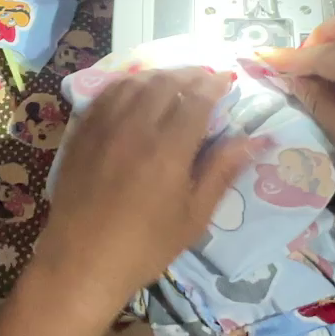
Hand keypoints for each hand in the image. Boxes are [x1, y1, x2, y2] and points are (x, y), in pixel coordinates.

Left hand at [34, 68, 257, 315]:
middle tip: (204, 77)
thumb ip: (221, 171)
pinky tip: (134, 90)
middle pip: (164, 83)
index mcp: (168, 149)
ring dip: (158, 75)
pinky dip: (125, 85)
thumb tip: (254, 140)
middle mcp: (134, 128)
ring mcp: (103, 128)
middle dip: (189, 74)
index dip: (214, 84)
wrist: (81, 261)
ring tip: (173, 80)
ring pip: (132, 83)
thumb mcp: (193, 216)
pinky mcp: (80, 133)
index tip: (226, 80)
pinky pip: (105, 96)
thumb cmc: (145, 246)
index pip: (196, 99)